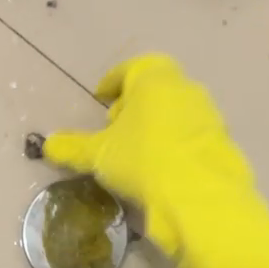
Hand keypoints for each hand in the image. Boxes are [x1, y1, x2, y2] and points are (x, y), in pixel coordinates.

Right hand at [45, 53, 268, 267]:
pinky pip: (188, 140)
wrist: (198, 196)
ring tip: (135, 155)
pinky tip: (160, 172)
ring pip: (174, 114)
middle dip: (133, 107)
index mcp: (154, 77)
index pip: (129, 70)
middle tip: (115, 129)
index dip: (111, 84)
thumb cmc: (141, 161)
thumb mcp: (98, 156)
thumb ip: (72, 147)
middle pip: (154, 90)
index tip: (101, 100)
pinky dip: (172, 148)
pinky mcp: (221, 144)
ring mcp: (208, 115)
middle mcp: (185, 87)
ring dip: (154, 128)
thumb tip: (47, 144)